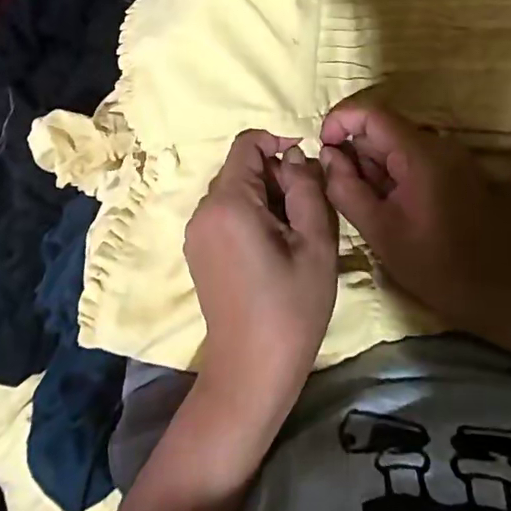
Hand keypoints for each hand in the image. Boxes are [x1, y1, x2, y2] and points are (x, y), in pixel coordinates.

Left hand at [185, 130, 338, 408]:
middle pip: (239, 169)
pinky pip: (223, 214)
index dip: (277, 142)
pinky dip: (247, 216)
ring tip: (293, 234)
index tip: (306, 165)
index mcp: (227, 202)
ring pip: (232, 192)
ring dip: (263, 198)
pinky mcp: (196, 250)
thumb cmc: (292, 306)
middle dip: (275, 177)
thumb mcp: (315, 244)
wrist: (252, 367)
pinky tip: (271, 249)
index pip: (246, 145)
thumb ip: (306, 189)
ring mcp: (195, 231)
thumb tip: (294, 156)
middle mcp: (202, 210)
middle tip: (307, 210)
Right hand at [319, 92, 510, 326]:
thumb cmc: (437, 266)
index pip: (370, 112)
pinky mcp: (455, 174)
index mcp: (421, 154)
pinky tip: (386, 207)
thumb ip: (345, 187)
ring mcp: (450, 159)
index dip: (339, 121)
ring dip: (371, 165)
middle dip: (354, 150)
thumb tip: (328, 155)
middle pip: (382, 128)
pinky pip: (411, 159)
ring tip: (365, 204)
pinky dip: (390, 174)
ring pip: (394, 144)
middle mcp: (438, 145)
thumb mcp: (379, 230)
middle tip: (340, 188)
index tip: (322, 148)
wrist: (503, 294)